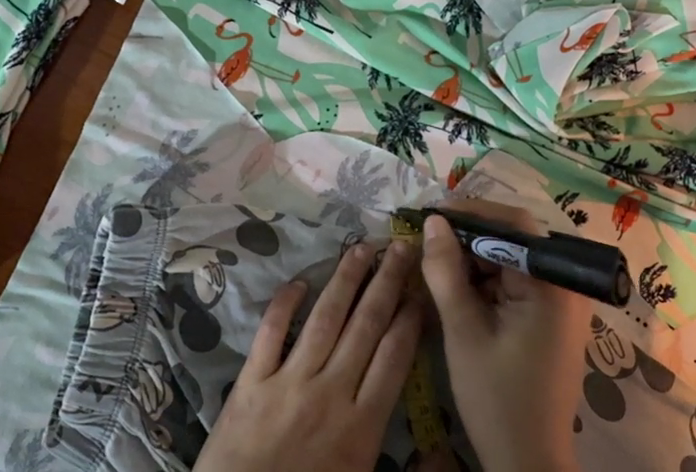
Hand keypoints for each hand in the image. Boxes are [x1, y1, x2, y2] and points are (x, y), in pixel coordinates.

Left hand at [196, 240, 424, 471]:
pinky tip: (300, 280)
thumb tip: (444, 453)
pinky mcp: (252, 381)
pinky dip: (285, 303)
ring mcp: (289, 382)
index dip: (409, 317)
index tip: (420, 288)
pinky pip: (271, 332)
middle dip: (386, 282)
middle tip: (400, 247)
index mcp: (362, 425)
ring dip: (345, 280)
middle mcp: (330, 392)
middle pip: (365, 326)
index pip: (394, 356)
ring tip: (361, 248)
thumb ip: (407, 468)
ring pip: (324, 318)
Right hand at [421, 200, 585, 471]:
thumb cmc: (497, 396)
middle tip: (426, 242)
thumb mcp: (463, 330)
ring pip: (509, 259)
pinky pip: (514, 282)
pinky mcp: (549, 319)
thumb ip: (445, 271)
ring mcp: (559, 303)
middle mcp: (562, 285)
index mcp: (551, 284)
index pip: (513, 224)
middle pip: (512, 239)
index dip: (470, 212)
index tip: (430, 215)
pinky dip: (484, 281)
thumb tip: (433, 220)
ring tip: (435, 267)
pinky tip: (456, 292)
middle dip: (467, 237)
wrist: (528, 460)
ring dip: (472, 259)